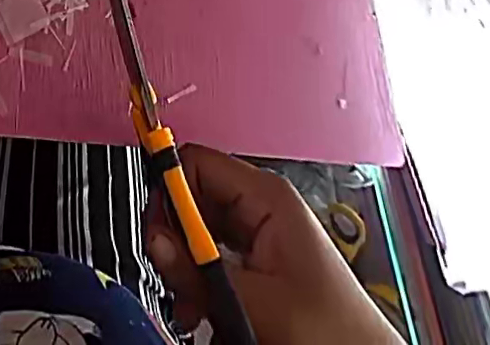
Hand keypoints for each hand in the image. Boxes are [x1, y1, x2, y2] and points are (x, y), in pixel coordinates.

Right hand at [146, 145, 401, 344]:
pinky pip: (213, 255)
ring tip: (191, 304)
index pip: (196, 162)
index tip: (155, 229)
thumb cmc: (334, 332)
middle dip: (176, 237)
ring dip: (186, 265)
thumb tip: (155, 239)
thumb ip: (200, 270)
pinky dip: (200, 280)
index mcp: (265, 194)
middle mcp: (259, 204)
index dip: (169, 190)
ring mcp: (258, 231)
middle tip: (173, 275)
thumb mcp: (257, 303)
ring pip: (199, 230)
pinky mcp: (257, 259)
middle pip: (193, 197)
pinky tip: (202, 310)